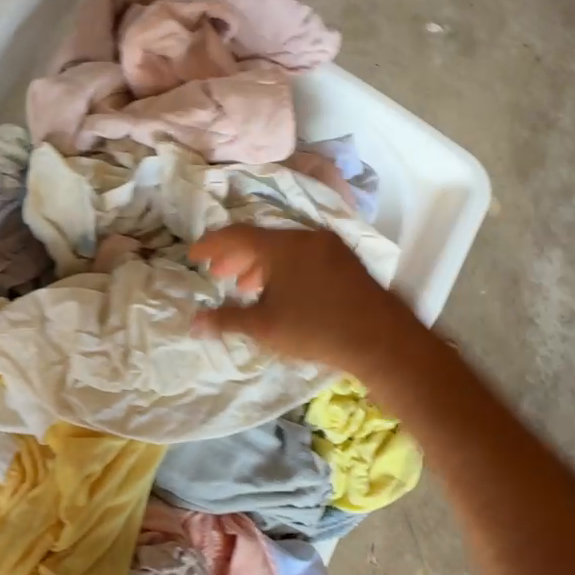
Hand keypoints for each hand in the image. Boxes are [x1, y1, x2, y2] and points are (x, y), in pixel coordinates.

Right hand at [188, 224, 430, 378]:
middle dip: (235, 256)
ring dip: (260, 264)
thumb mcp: (262, 327)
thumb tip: (194, 321)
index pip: (236, 235)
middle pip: (262, 239)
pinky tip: (279, 292)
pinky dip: (283, 269)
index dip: (211, 245)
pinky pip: (304, 256)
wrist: (381, 339)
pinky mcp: (346, 263)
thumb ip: (226, 320)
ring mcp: (330, 248)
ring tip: (245, 287)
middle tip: (217, 273)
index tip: (193, 256)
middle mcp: (306, 238)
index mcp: (282, 246)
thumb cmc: (315, 329)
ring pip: (285, 248)